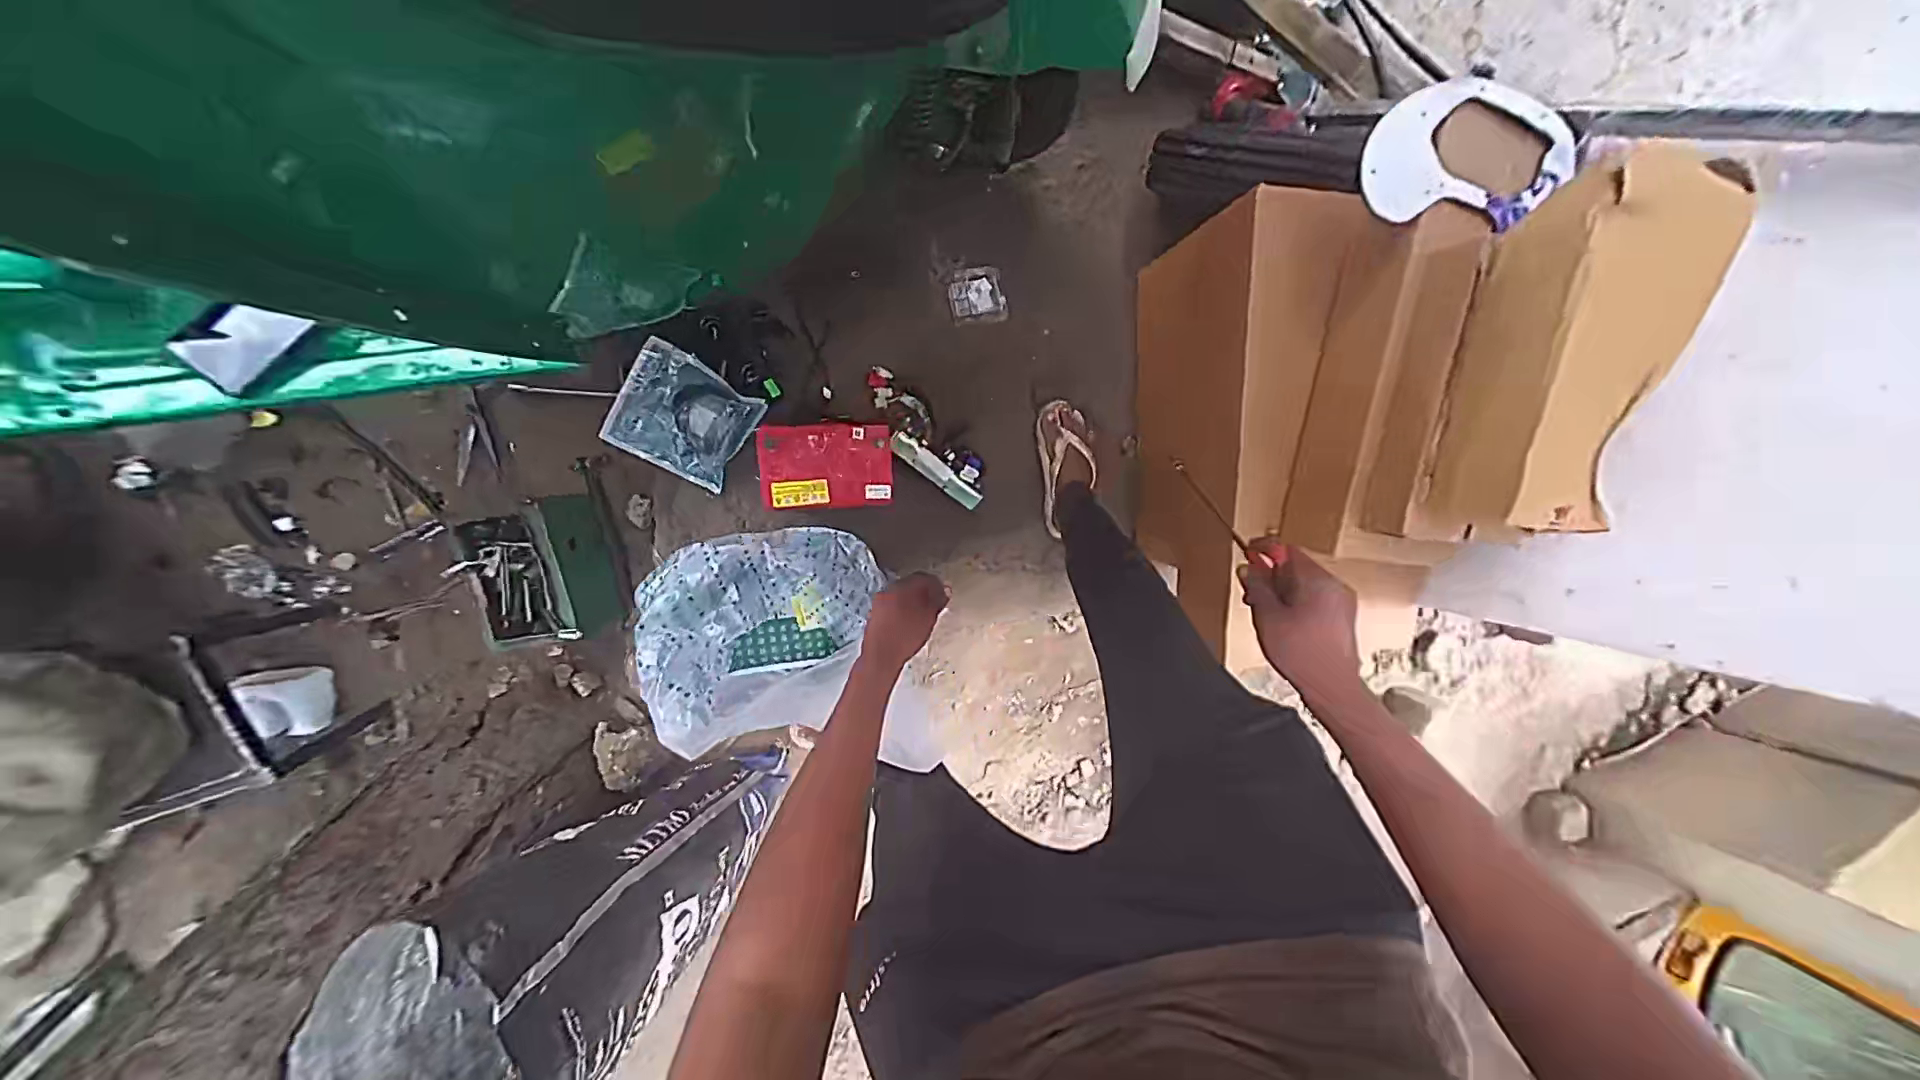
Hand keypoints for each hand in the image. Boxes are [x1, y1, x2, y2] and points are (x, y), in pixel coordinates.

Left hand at [860, 573, 948, 670]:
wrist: (881, 656)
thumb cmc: (906, 637)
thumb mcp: (928, 619)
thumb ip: (937, 601)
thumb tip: (945, 590)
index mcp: (904, 587)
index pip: (923, 577)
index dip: (936, 584)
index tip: (943, 593)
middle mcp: (890, 590)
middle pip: (911, 584)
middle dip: (923, 591)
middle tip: (934, 603)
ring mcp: (880, 601)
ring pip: (901, 594)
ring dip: (912, 600)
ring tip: (922, 614)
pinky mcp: (875, 613)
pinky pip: (892, 605)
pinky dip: (901, 609)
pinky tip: (907, 621)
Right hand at [1239, 539, 1361, 702]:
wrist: (1331, 686)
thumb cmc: (1302, 655)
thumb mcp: (1267, 616)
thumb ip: (1257, 587)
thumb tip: (1249, 568)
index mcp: (1317, 581)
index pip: (1288, 549)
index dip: (1264, 548)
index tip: (1248, 551)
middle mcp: (1334, 586)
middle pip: (1297, 565)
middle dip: (1271, 573)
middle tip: (1250, 585)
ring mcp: (1341, 601)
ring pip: (1305, 582)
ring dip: (1281, 587)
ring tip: (1263, 606)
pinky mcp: (1342, 616)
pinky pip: (1315, 596)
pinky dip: (1295, 599)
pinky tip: (1281, 618)